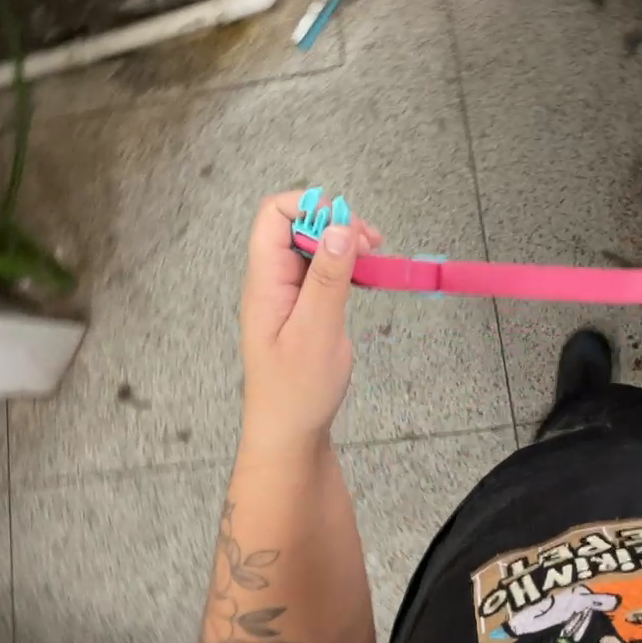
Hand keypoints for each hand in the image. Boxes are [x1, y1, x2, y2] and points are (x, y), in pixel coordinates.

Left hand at [240, 190, 381, 445]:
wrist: (291, 435)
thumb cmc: (298, 390)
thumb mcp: (317, 331)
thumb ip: (329, 277)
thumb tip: (340, 227)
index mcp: (265, 281)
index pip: (274, 215)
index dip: (310, 207)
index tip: (348, 225)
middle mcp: (273, 281)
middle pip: (298, 226)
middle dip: (336, 223)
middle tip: (372, 243)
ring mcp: (288, 294)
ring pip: (315, 247)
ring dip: (345, 244)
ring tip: (376, 258)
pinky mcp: (304, 308)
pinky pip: (323, 272)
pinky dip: (346, 266)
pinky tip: (367, 277)